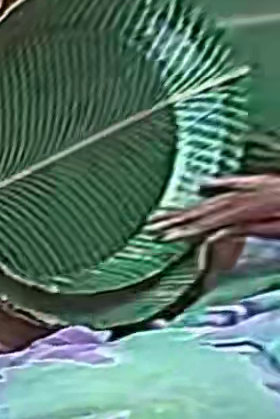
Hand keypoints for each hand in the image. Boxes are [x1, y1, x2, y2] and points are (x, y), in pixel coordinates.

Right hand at [148, 175, 279, 241]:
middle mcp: (257, 193)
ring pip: (219, 197)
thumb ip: (247, 231)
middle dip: (178, 218)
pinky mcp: (271, 181)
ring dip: (189, 207)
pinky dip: (221, 182)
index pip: (213, 221)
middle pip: (210, 207)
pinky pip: (243, 180)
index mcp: (259, 206)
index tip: (163, 238)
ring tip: (162, 214)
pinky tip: (204, 184)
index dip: (187, 230)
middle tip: (150, 227)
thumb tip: (213, 237)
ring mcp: (263, 185)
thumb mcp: (279, 228)